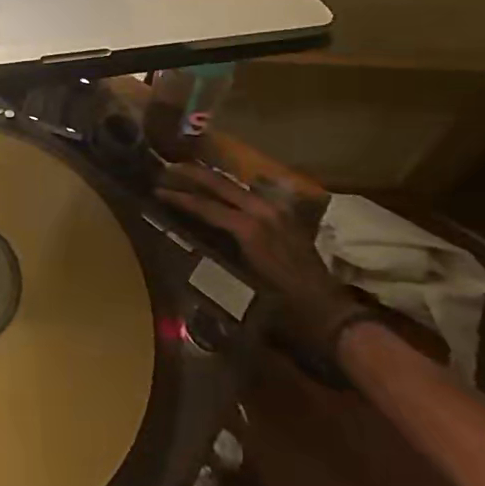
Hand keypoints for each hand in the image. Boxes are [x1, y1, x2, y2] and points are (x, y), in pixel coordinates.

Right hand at [155, 163, 363, 355]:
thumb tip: (184, 235)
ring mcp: (277, 213)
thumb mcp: (242, 279)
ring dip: (210, 179)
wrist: (329, 315)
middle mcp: (262, 213)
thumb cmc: (282, 305)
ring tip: (187, 174)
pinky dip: (229, 190)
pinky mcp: (285, 219)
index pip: (204, 205)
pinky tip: (219, 191)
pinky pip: (250, 195)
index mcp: (248, 228)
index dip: (177, 197)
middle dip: (191, 175)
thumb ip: (215, 251)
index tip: (155, 190)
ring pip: (236, 186)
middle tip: (165, 170)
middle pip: (220, 184)